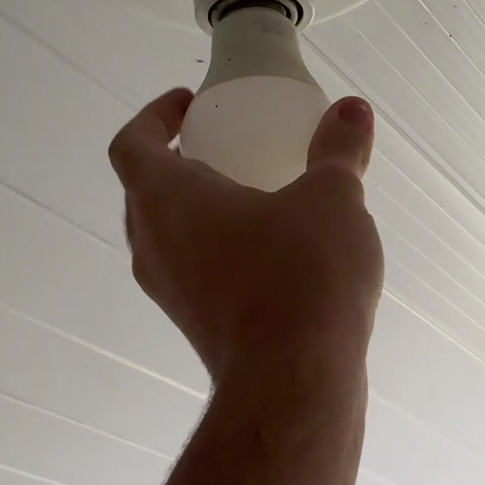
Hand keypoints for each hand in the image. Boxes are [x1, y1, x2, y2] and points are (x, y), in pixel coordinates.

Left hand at [108, 88, 383, 385]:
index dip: (154, 115)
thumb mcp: (332, 197)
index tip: (190, 103)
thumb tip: (352, 108)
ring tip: (253, 194)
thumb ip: (338, 149)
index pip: (132, 145)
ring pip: (167, 235)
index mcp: (169, 202)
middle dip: (179, 161)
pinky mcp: (197, 326)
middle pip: (144, 190)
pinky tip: (273, 249)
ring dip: (197, 208)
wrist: (296, 382)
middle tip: (225, 144)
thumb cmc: (302, 273)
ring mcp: (171, 292)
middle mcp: (155, 246)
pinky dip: (217, 245)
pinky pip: (193, 268)